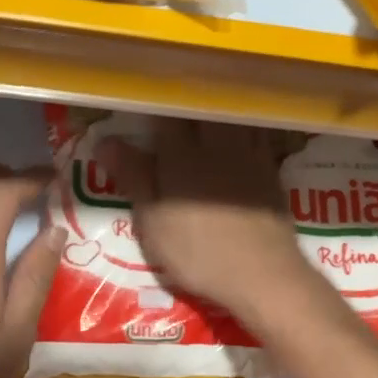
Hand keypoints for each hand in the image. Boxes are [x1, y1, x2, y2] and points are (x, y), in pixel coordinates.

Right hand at [96, 119, 310, 314]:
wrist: (262, 274)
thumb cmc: (198, 253)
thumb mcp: (153, 222)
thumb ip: (134, 178)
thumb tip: (105, 141)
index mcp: (182, 155)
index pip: (165, 116)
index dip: (153, 107)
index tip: (141, 108)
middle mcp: (218, 145)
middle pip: (203, 108)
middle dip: (187, 103)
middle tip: (173, 110)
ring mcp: (250, 156)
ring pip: (233, 116)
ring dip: (218, 109)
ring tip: (206, 112)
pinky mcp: (272, 172)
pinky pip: (258, 134)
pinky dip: (246, 127)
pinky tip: (242, 134)